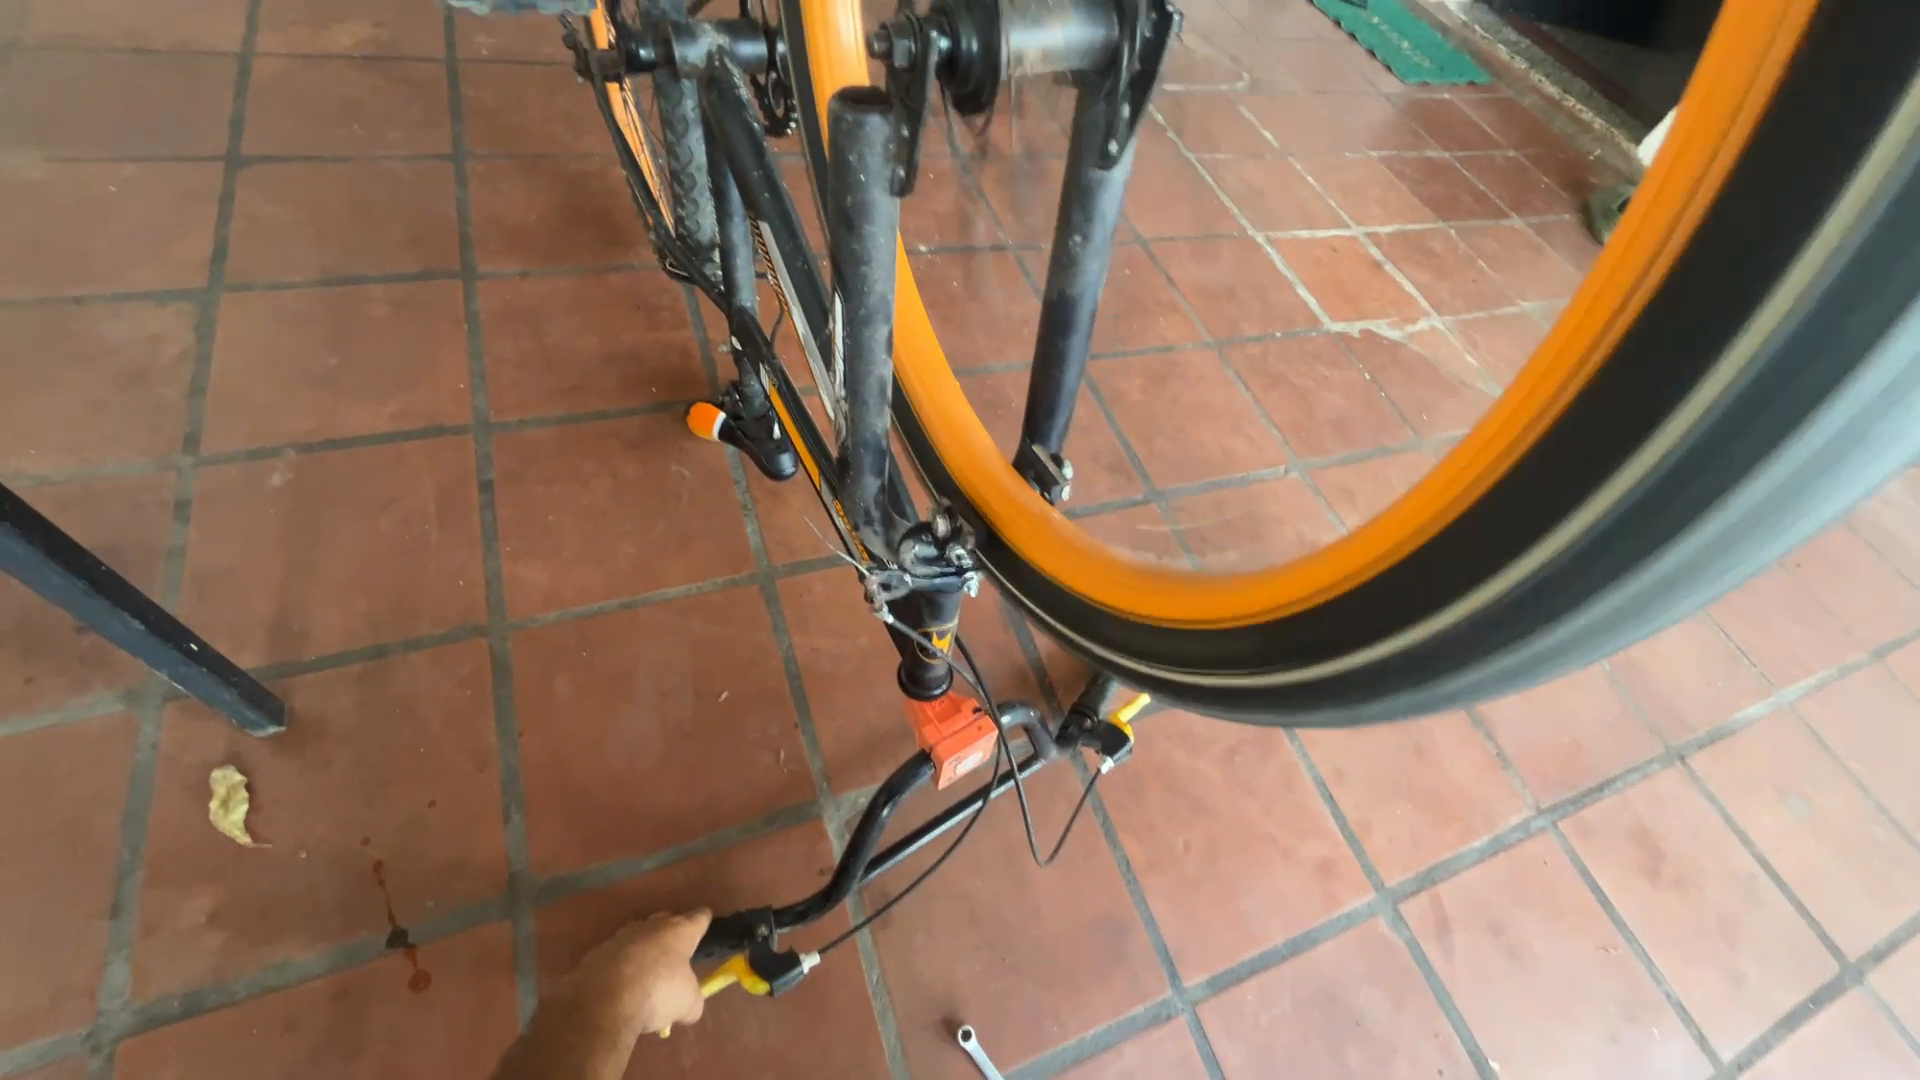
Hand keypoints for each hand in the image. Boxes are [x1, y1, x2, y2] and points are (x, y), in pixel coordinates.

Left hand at [557, 909, 712, 1037]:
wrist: (602, 1002)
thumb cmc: (656, 993)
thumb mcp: (686, 1004)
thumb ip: (693, 1001)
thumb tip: (690, 1007)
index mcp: (681, 931)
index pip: (700, 916)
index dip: (703, 923)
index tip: (703, 930)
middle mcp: (653, 926)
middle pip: (667, 920)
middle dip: (670, 934)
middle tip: (672, 957)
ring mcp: (622, 936)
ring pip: (638, 936)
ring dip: (642, 950)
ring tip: (641, 976)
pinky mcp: (596, 952)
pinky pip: (613, 956)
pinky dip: (617, 967)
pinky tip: (616, 988)